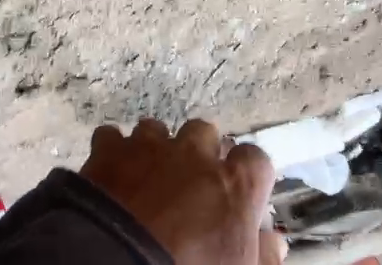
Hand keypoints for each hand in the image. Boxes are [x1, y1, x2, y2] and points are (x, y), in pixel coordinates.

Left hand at [78, 118, 283, 264]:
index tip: (243, 191)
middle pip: (203, 132)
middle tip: (194, 184)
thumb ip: (263, 257)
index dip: (249, 173)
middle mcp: (192, 153)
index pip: (255, 159)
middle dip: (201, 151)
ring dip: (157, 149)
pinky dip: (116, 152)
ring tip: (151, 179)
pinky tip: (114, 174)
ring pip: (157, 129)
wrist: (120, 262)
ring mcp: (147, 145)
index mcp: (233, 184)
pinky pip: (114, 137)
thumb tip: (273, 241)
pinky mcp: (108, 147)